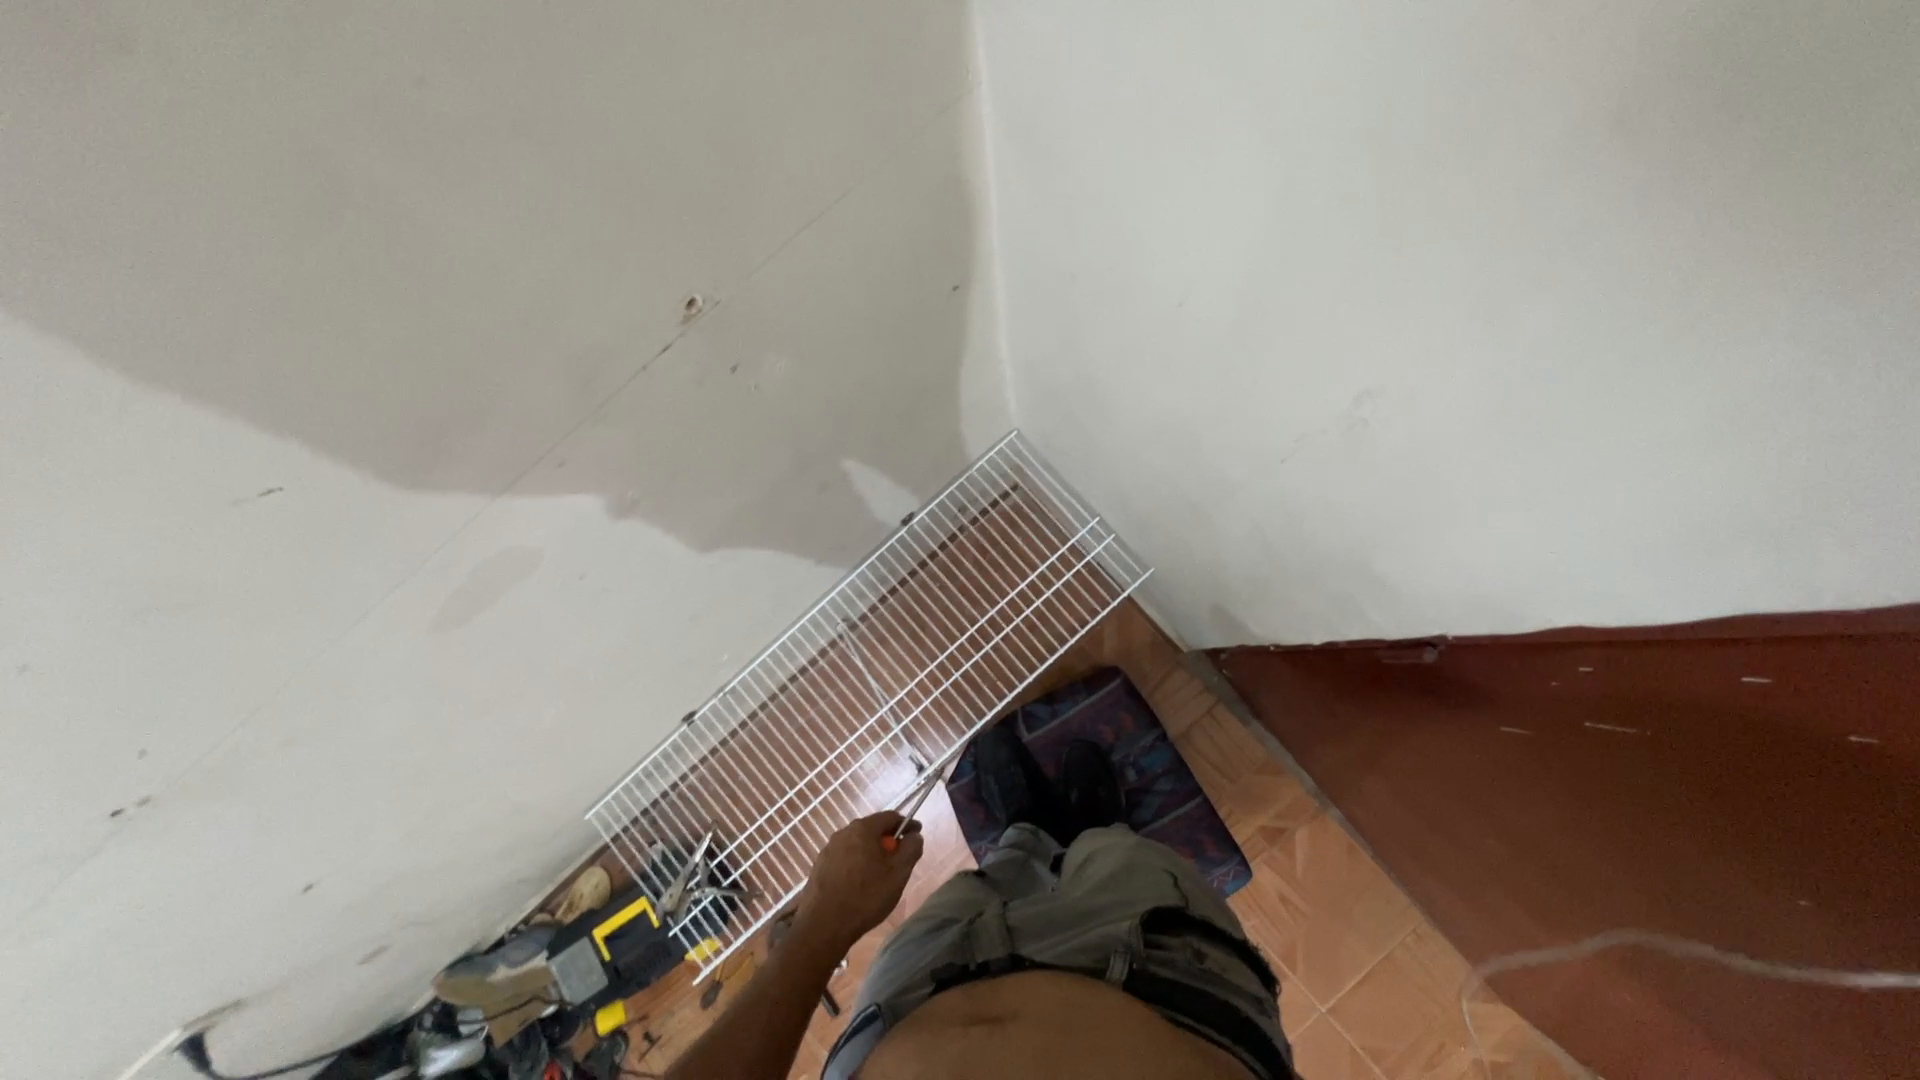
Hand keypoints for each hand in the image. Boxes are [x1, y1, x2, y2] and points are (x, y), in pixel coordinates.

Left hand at [792, 811, 924, 953]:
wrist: (823, 925)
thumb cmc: (866, 896)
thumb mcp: (898, 873)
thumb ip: (911, 849)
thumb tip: (914, 836)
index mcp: (863, 829)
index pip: (891, 817)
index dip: (907, 824)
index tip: (917, 835)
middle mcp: (843, 832)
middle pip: (872, 829)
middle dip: (888, 840)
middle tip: (900, 858)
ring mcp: (828, 849)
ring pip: (857, 845)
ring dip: (871, 853)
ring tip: (880, 874)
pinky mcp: (820, 866)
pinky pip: (845, 858)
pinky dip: (857, 864)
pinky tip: (860, 884)